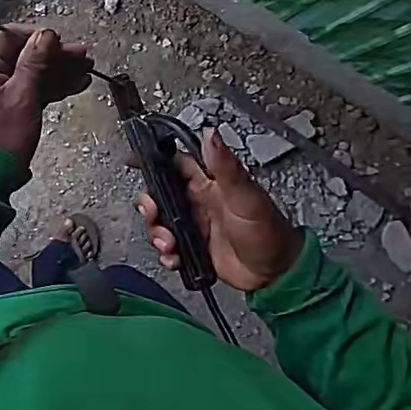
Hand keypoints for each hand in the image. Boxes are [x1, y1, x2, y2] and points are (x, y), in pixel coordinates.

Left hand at [0, 26, 93, 164]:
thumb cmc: (3, 137)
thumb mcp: (23, 95)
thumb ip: (34, 63)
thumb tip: (46, 34)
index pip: (9, 36)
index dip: (35, 35)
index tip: (60, 42)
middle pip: (25, 54)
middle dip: (55, 54)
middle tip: (84, 56)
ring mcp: (2, 92)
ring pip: (33, 72)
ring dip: (59, 70)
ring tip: (87, 70)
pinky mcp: (12, 107)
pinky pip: (34, 89)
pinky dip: (53, 87)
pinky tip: (77, 85)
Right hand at [137, 129, 300, 291]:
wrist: (276, 275)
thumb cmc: (269, 232)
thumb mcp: (246, 197)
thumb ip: (226, 167)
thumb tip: (211, 134)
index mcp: (208, 183)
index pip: (174, 162)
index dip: (152, 160)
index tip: (133, 161)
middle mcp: (197, 201)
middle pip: (158, 193)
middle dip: (148, 204)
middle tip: (153, 215)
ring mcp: (193, 224)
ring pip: (159, 221)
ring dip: (156, 232)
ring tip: (169, 244)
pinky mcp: (191, 247)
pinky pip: (167, 247)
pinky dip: (165, 254)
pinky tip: (175, 258)